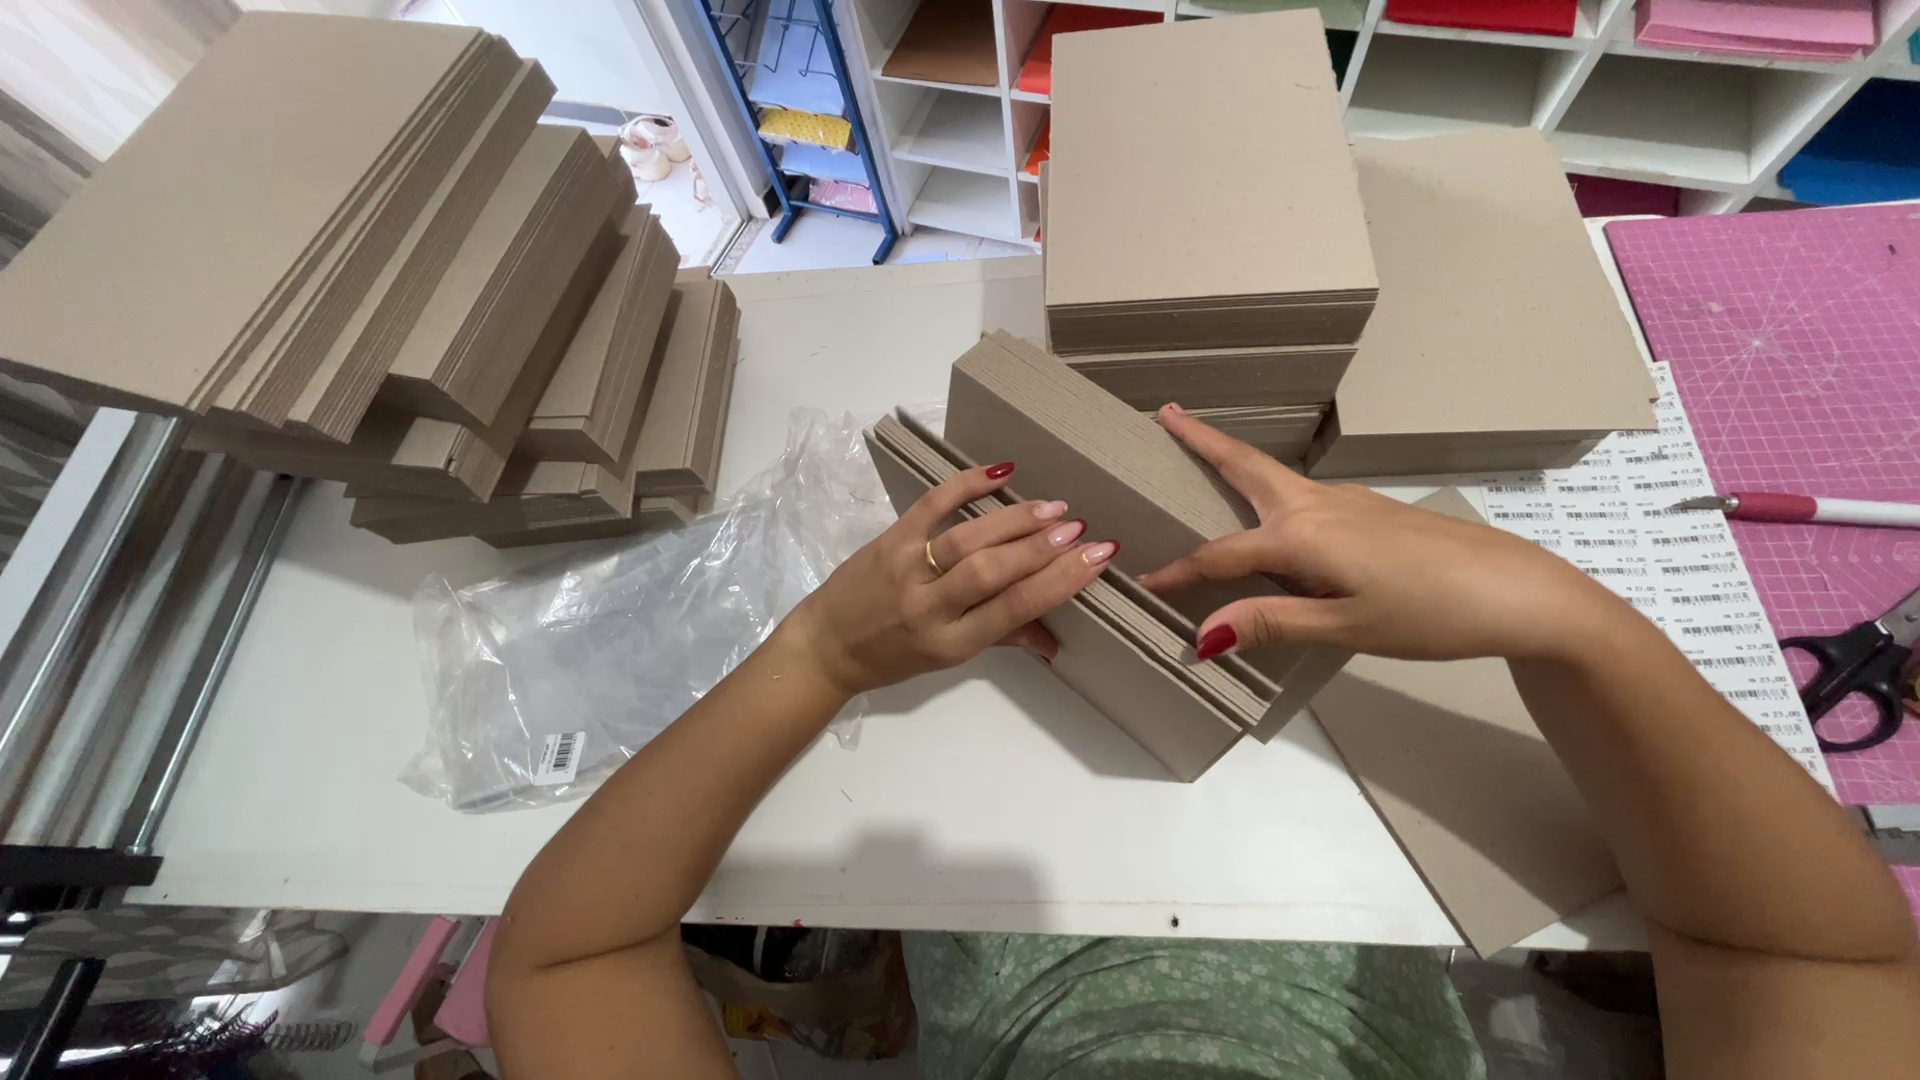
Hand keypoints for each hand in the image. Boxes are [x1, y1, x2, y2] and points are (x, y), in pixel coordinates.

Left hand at [780, 462, 1118, 695]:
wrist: (827, 645)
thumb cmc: (893, 658)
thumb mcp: (947, 659)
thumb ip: (1004, 640)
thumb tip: (1056, 642)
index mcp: (950, 642)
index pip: (1014, 609)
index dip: (1060, 583)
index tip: (1097, 558)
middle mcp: (930, 606)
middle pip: (994, 571)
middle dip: (1042, 549)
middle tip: (1081, 529)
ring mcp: (906, 567)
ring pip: (967, 539)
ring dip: (1015, 520)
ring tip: (1055, 507)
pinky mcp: (889, 539)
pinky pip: (930, 505)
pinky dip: (966, 485)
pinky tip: (1001, 471)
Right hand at [1138, 405, 1630, 662]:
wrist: (1521, 591)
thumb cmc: (1430, 613)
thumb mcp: (1346, 627)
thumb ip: (1272, 622)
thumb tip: (1203, 634)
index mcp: (1301, 536)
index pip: (1220, 555)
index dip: (1180, 572)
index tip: (1144, 584)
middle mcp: (1315, 506)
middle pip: (1245, 466)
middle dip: (1203, 440)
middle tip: (1166, 414)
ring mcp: (1345, 502)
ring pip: (1272, 476)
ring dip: (1232, 459)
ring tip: (1200, 450)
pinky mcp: (1368, 509)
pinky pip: (1299, 494)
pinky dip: (1266, 489)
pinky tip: (1273, 516)